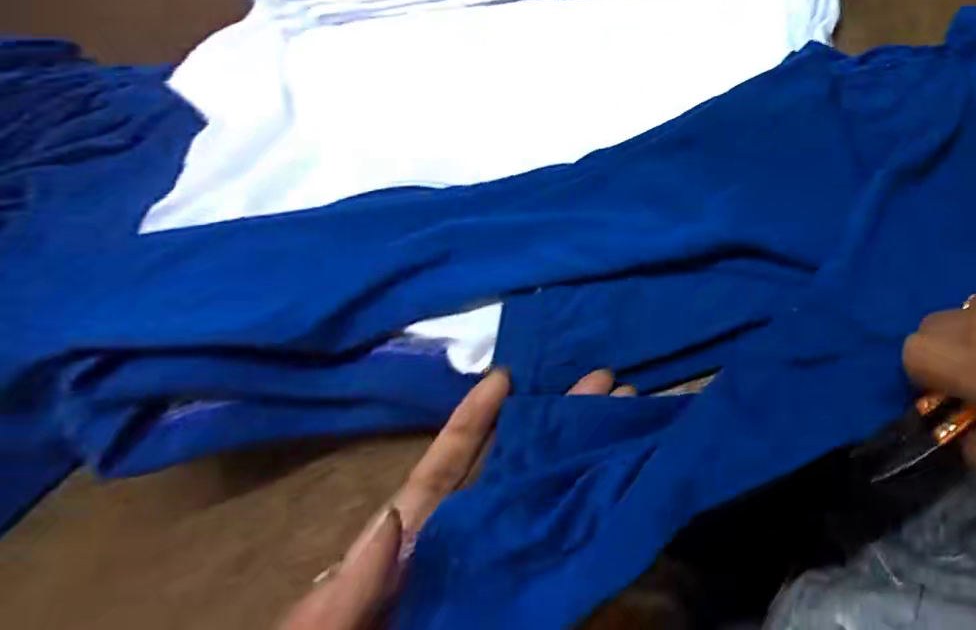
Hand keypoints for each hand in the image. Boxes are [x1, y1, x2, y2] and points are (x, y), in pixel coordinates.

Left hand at [277, 368, 636, 629]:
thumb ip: (343, 596)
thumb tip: (395, 517)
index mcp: (407, 552)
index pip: (441, 474)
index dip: (476, 423)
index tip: (508, 375)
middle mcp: (459, 551)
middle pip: (512, 473)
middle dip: (556, 422)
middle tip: (605, 380)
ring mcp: (496, 577)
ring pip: (546, 504)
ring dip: (586, 459)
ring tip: (629, 417)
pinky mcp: (531, 603)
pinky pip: (565, 563)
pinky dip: (597, 525)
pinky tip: (630, 493)